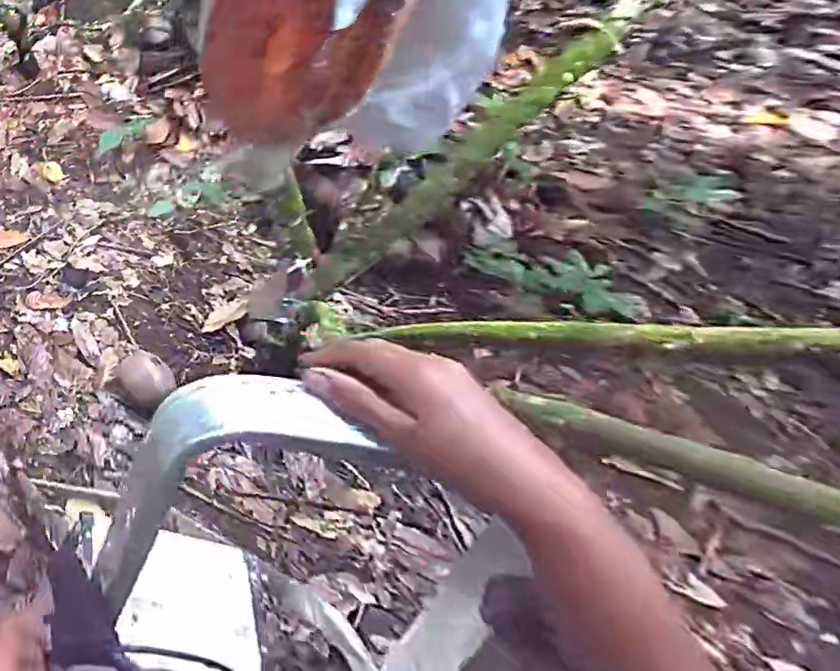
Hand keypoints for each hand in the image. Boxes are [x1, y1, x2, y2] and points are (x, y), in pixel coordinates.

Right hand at [300, 339, 595, 527]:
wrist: (538, 490)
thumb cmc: (459, 462)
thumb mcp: (400, 435)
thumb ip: (356, 401)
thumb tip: (314, 376)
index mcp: (412, 369)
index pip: (357, 350)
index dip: (326, 355)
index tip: (301, 367)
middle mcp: (431, 361)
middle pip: (377, 349)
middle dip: (344, 357)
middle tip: (319, 375)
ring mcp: (452, 372)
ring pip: (396, 358)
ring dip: (367, 367)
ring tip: (347, 386)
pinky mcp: (465, 387)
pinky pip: (414, 369)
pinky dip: (389, 375)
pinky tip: (386, 396)